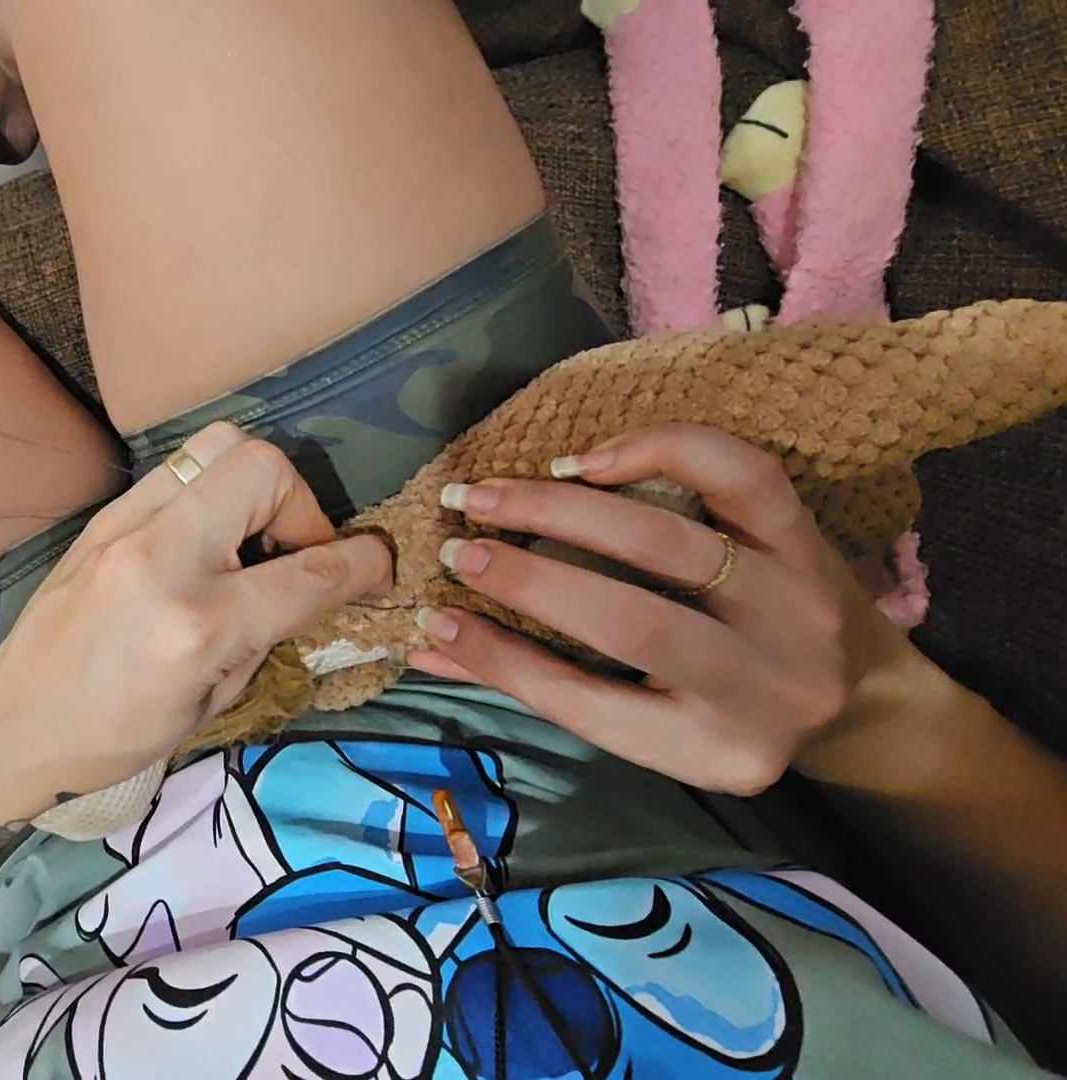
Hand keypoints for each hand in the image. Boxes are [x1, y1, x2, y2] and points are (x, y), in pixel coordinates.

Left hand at [0, 422, 391, 806]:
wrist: (14, 720)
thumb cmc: (113, 735)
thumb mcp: (211, 703)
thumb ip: (265, 633)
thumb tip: (305, 588)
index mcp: (198, 624)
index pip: (308, 572)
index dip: (362, 564)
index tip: (376, 565)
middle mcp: (164, 557)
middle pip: (263, 468)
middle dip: (300, 504)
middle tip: (290, 553)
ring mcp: (124, 526)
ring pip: (217, 447)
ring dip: (253, 486)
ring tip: (246, 540)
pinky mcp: (102, 517)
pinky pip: (176, 471)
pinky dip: (208, 493)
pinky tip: (200, 541)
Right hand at [411, 423, 951, 794]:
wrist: (860, 697)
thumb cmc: (715, 713)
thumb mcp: (634, 721)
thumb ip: (530, 678)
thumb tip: (426, 645)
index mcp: (706, 746)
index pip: (579, 701)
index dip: (496, 657)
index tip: (434, 619)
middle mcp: (763, 683)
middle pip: (629, 622)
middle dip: (527, 578)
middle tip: (455, 546)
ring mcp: (792, 604)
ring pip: (667, 543)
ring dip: (562, 510)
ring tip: (489, 494)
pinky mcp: (808, 539)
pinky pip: (736, 476)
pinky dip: (657, 452)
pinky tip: (586, 461)